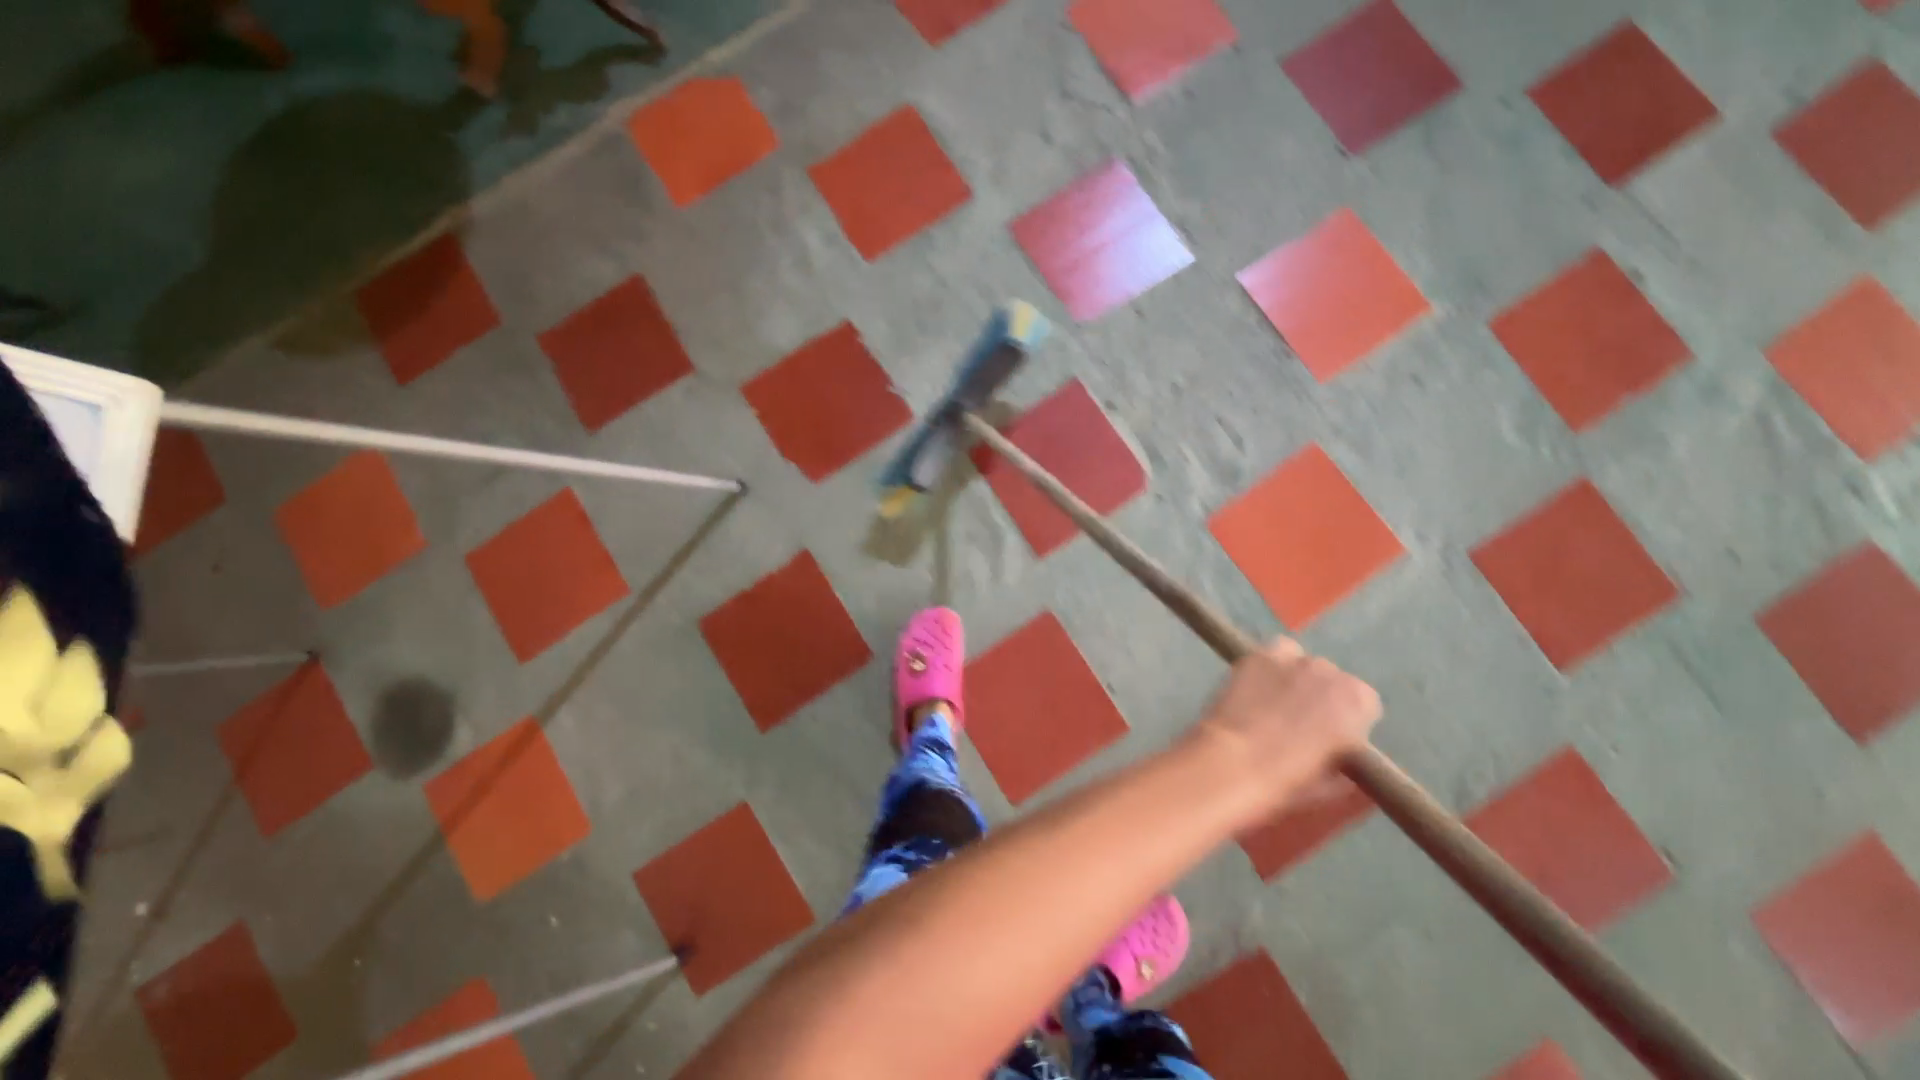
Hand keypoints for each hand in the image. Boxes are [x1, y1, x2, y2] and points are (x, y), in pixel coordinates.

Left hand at [1191, 638, 1379, 817]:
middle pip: (1332, 680)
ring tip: (1273, 705)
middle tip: (1297, 723)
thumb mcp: (1327, 783)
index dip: (1346, 721)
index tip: (1330, 737)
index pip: (1364, 703)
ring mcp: (1294, 658)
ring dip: (1296, 680)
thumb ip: (1342, 763)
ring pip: (1304, 665)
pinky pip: (1275, 654)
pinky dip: (1271, 666)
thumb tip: (1341, 760)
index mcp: (1359, 703)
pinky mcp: (1260, 654)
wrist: (1231, 762)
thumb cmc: (1285, 780)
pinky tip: (1257, 686)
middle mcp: (1332, 672)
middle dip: (1320, 698)